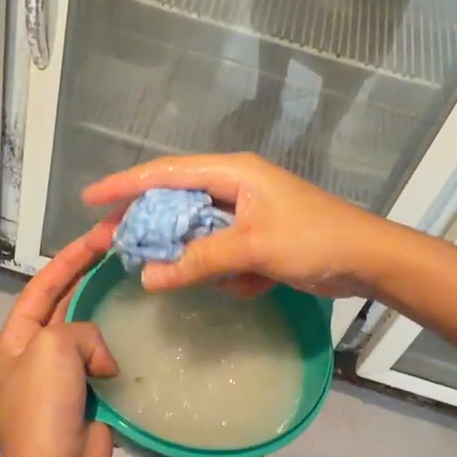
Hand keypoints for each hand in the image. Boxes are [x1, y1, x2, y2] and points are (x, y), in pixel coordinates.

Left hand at [0, 224, 117, 456]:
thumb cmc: (44, 408)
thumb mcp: (52, 348)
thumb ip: (78, 328)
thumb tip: (102, 358)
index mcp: (15, 341)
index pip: (42, 285)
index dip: (70, 257)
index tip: (100, 233)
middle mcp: (34, 356)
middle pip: (64, 303)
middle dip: (88, 275)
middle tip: (122, 247)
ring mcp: (61, 380)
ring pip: (86, 331)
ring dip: (106, 311)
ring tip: (134, 284)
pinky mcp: (87, 399)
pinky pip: (103, 361)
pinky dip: (117, 349)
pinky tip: (136, 337)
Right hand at [82, 153, 397, 298]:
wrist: (366, 259)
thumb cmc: (311, 240)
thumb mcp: (252, 248)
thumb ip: (199, 260)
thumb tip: (148, 275)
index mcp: (232, 172)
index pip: (166, 172)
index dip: (126, 184)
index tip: (90, 198)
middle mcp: (234, 186)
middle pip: (177, 202)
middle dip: (152, 226)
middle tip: (113, 245)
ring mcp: (246, 213)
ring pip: (198, 233)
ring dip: (195, 257)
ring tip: (195, 277)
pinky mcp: (256, 239)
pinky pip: (222, 253)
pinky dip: (228, 272)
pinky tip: (253, 285)